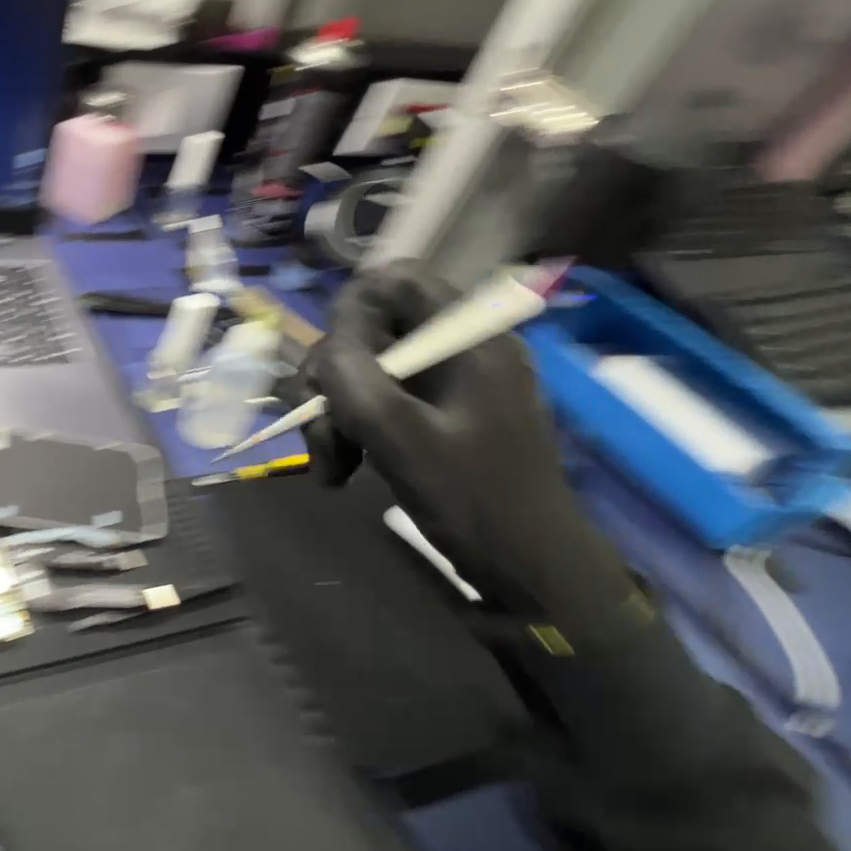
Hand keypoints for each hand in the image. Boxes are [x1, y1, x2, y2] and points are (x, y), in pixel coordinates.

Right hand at [301, 264, 636, 635]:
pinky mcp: (441, 417)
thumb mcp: (400, 435)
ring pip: (367, 372)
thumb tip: (327, 339)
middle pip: (370, 331)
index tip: (326, 370)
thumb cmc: (473, 499)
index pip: (395, 281)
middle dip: (331, 382)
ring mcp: (450, 385)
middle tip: (319, 434)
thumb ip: (355, 375)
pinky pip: (381, 404)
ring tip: (329, 467)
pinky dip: (354, 432)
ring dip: (335, 415)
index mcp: (468, 338)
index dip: (349, 313)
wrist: (532, 570)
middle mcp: (459, 349)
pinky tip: (342, 473)